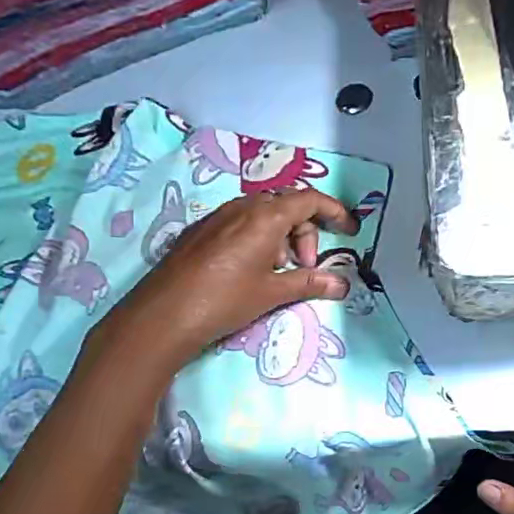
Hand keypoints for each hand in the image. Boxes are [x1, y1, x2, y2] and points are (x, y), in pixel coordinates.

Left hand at [90, 188, 358, 375]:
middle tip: (304, 268)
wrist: (164, 314)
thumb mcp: (272, 292)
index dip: (334, 211)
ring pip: (262, 215)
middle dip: (305, 233)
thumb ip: (309, 283)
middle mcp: (242, 207)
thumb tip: (341, 284)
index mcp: (265, 216)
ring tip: (276, 273)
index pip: (309, 199)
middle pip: (287, 206)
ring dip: (280, 238)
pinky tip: (249, 271)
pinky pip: (240, 223)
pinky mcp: (201, 230)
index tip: (349, 231)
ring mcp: (218, 216)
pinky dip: (257, 240)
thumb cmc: (225, 300)